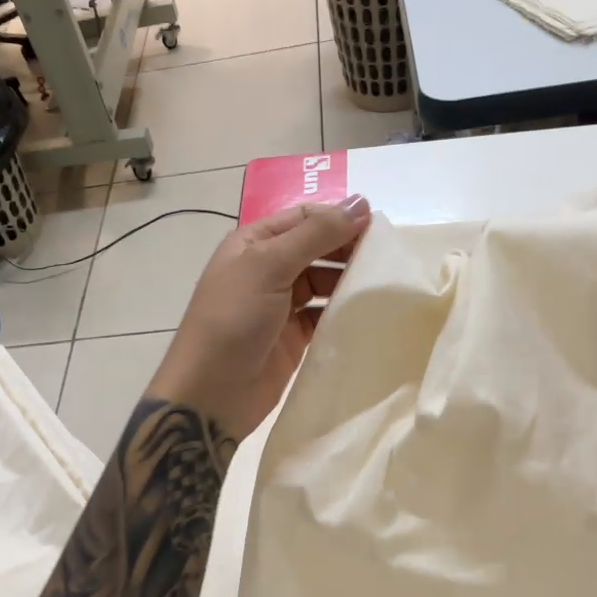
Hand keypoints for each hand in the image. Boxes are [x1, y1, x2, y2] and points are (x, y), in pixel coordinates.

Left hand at [147, 195, 370, 438]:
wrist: (211, 394)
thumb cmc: (232, 320)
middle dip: (347, 248)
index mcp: (252, 244)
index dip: (337, 218)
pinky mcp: (293, 338)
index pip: (303, 218)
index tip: (378, 226)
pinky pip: (325, 316)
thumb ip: (315, 235)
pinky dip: (344, 313)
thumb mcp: (268, 267)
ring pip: (323, 282)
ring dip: (349, 280)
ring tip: (383, 283)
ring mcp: (280, 306)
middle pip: (316, 248)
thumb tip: (362, 203)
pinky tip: (368, 312)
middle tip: (386, 257)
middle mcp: (266, 270)